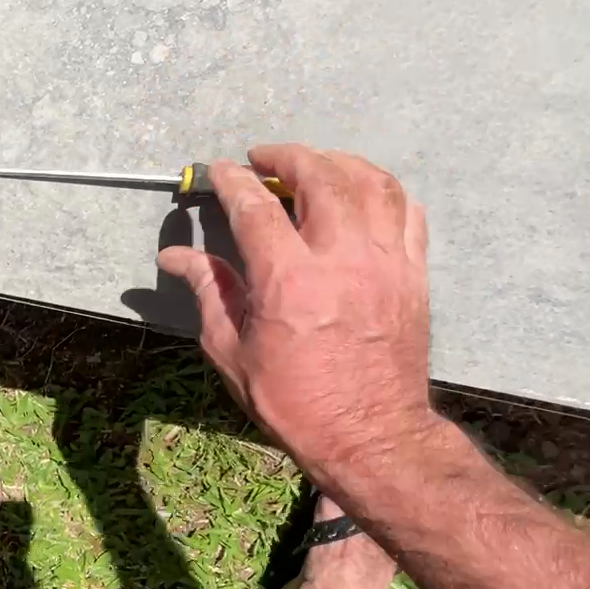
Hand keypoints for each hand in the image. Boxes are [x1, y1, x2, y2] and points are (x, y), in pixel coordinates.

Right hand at [157, 144, 437, 475]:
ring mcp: (387, 263)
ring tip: (310, 164)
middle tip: (262, 157)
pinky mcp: (414, 273)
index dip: (233, 182)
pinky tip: (357, 192)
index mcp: (287, 281)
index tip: (218, 171)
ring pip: (372, 184)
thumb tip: (175, 256)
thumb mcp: (228, 346)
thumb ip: (209, 289)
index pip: (256, 209)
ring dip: (337, 162)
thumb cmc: (288, 396)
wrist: (367, 431)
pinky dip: (379, 188)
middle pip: (322, 178)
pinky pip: (406, 210)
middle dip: (288, 157)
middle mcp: (342, 260)